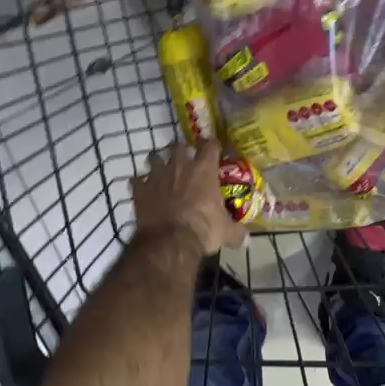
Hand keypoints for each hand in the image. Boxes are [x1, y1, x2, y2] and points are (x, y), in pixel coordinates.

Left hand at [131, 136, 246, 255]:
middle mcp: (179, 166)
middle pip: (178, 145)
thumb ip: (237, 232)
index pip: (209, 145)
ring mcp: (157, 175)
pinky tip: (143, 190)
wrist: (170, 240)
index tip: (213, 150)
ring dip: (158, 163)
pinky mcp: (140, 188)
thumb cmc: (203, 229)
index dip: (211, 146)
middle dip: (182, 151)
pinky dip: (140, 184)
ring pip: (154, 157)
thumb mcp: (226, 232)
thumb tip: (248, 239)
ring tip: (162, 172)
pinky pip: (136, 180)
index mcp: (203, 170)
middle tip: (185, 161)